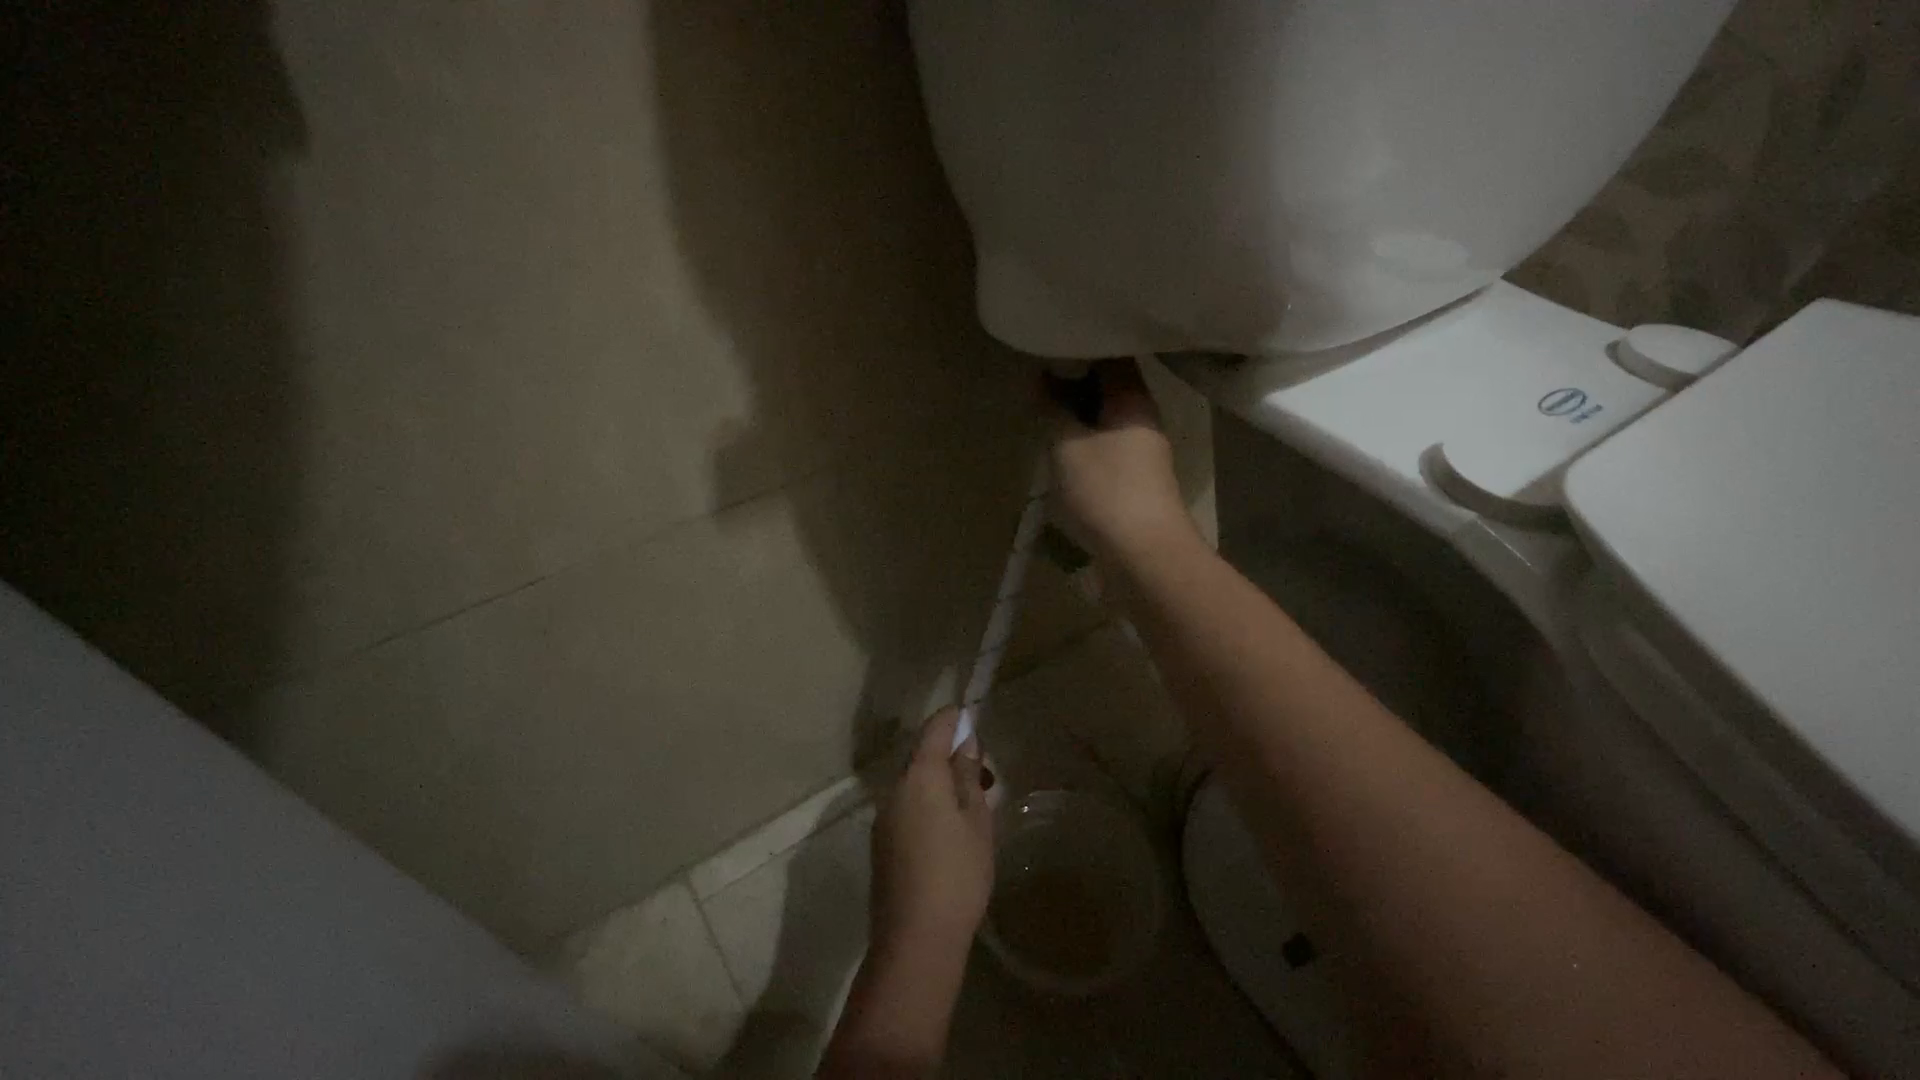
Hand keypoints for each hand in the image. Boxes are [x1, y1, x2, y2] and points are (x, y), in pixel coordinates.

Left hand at [869, 707, 994, 962]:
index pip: (933, 731)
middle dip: (946, 754)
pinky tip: (948, 827)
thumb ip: (967, 778)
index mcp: (919, 778)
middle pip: (919, 758)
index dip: (951, 719)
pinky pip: (905, 807)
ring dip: (936, 781)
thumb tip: (964, 744)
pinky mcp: (880, 844)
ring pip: (912, 785)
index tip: (967, 712)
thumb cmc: (958, 874)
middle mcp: (893, 790)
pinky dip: (926, 803)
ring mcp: (883, 818)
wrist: (915, 938)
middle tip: (978, 767)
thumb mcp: (976, 822)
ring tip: (969, 799)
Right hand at [1045, 359, 1194, 562]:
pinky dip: (1085, 440)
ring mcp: (1144, 449)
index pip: (1109, 356)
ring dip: (1077, 415)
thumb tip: (1042, 380)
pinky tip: (1063, 449)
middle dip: (1073, 383)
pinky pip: (1108, 445)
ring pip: (1107, 418)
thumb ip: (1052, 410)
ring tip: (1043, 414)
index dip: (1077, 350)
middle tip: (1037, 383)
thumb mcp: (1067, 447)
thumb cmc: (1106, 491)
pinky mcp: (1138, 477)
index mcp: (1133, 398)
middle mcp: (1144, 417)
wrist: (1146, 554)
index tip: (1045, 349)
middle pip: (1109, 387)